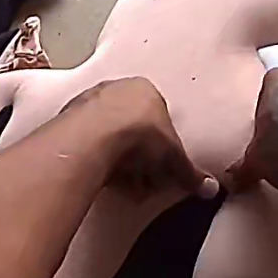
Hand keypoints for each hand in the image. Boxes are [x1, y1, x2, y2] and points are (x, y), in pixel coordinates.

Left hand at [58, 78, 218, 201]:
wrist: (93, 136)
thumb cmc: (139, 136)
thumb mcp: (172, 157)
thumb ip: (189, 172)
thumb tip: (211, 189)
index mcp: (144, 89)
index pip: (158, 119)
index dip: (161, 148)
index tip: (160, 168)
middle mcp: (114, 89)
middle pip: (131, 128)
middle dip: (139, 159)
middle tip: (143, 180)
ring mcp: (87, 103)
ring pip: (108, 137)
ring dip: (118, 162)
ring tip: (125, 184)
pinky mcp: (67, 121)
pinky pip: (87, 144)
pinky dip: (97, 161)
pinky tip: (103, 178)